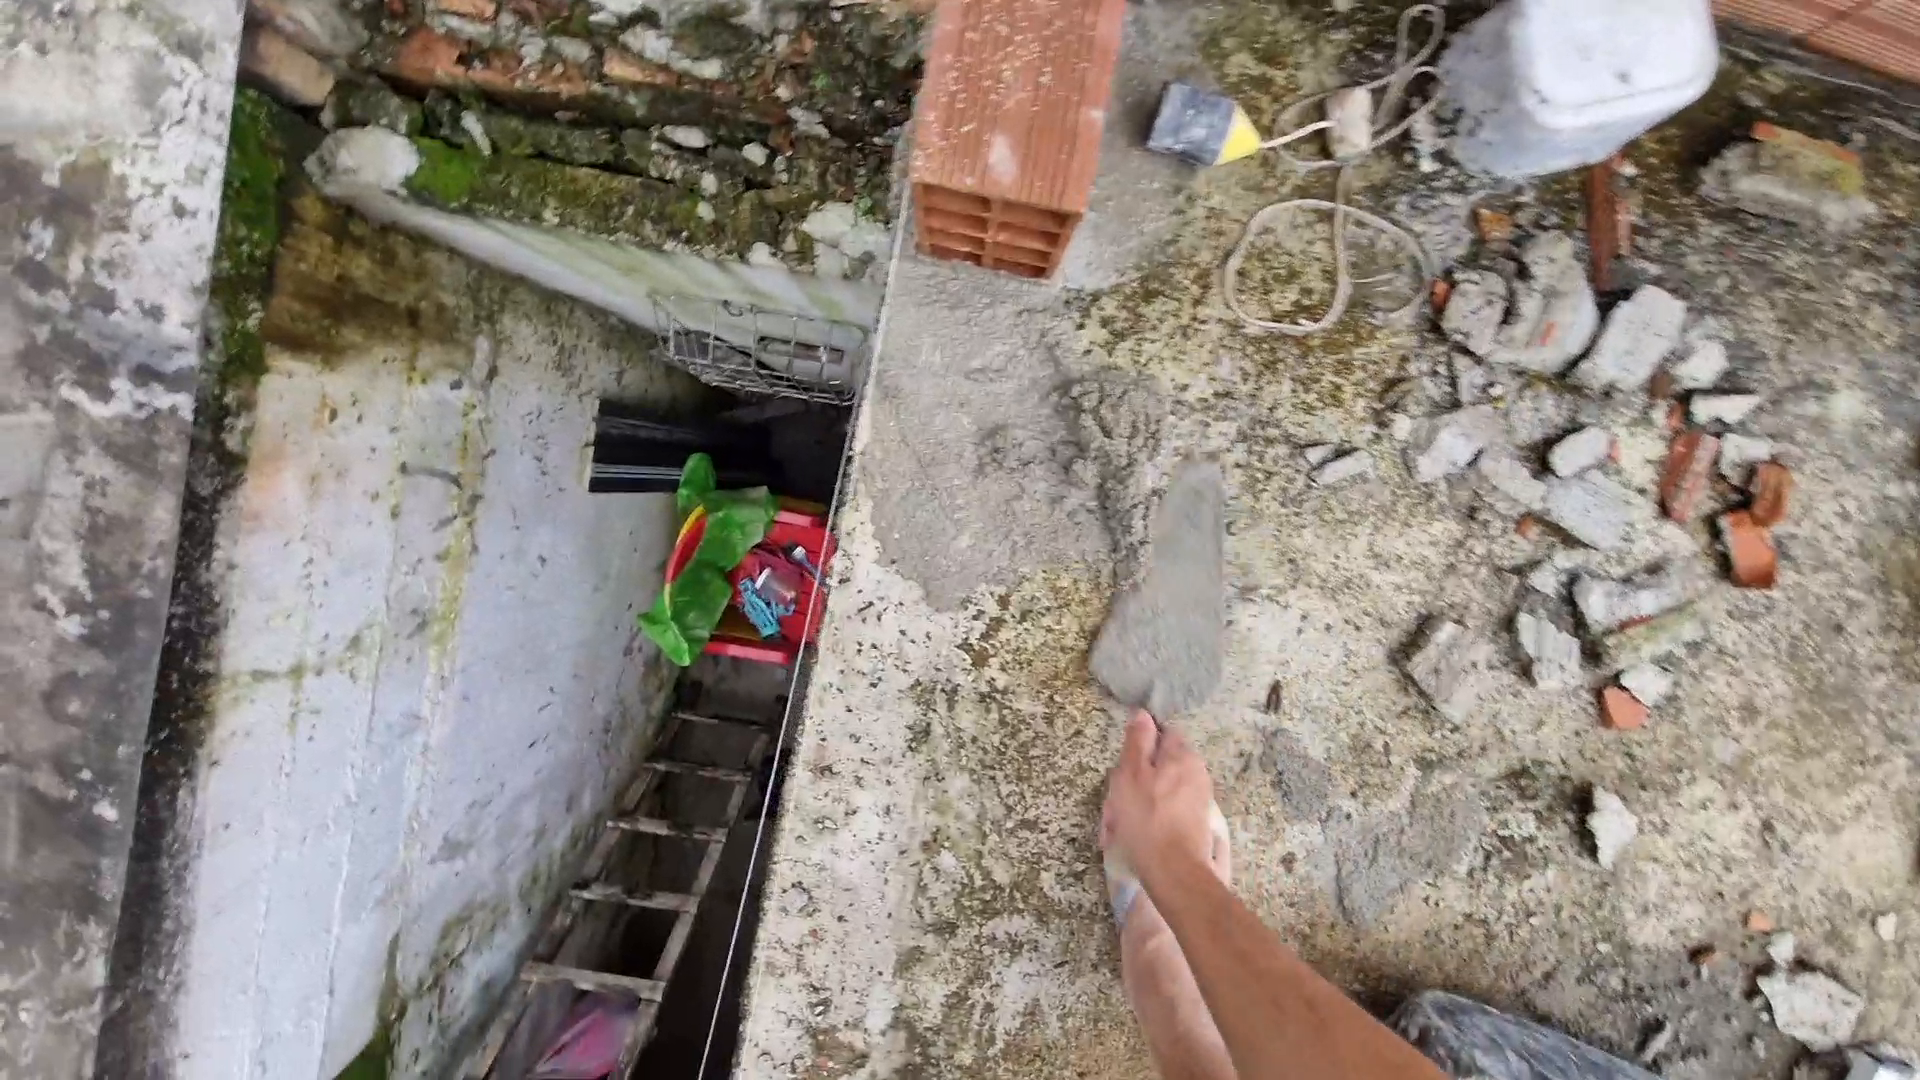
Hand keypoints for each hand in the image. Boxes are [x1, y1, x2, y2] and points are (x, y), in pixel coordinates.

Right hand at [1101, 710, 1216, 889]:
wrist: (1174, 873)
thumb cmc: (1147, 818)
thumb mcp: (1132, 772)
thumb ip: (1138, 740)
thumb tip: (1142, 714)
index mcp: (1184, 755)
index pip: (1162, 733)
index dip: (1140, 745)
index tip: (1123, 764)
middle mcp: (1196, 773)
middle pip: (1158, 765)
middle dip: (1133, 780)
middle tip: (1114, 803)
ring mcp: (1197, 800)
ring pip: (1157, 791)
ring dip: (1135, 804)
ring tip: (1117, 826)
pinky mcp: (1193, 824)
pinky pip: (1164, 812)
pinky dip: (1147, 820)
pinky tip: (1132, 837)